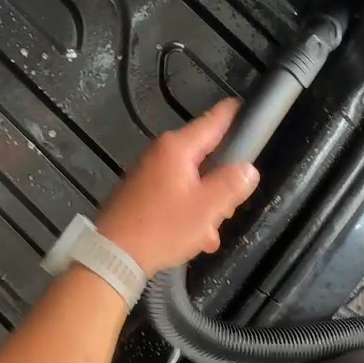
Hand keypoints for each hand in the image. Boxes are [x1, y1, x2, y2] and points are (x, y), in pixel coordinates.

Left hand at [95, 99, 259, 273]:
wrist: (112, 255)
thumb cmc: (161, 227)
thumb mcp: (206, 208)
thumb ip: (231, 185)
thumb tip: (248, 169)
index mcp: (178, 148)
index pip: (214, 119)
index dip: (235, 113)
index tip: (250, 107)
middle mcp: (161, 152)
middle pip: (206, 155)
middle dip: (222, 180)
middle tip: (229, 206)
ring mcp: (149, 172)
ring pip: (193, 179)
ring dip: (206, 203)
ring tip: (208, 232)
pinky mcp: (142, 192)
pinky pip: (176, 194)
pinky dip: (188, 211)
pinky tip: (193, 237)